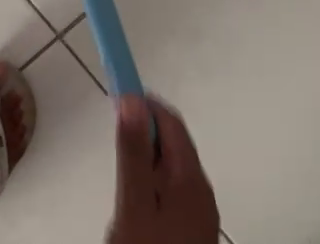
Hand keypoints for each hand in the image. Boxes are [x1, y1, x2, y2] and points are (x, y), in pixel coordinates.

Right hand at [108, 96, 219, 243]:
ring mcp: (201, 209)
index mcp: (190, 178)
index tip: (118, 94)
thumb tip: (132, 99)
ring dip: (149, 155)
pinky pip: (174, 187)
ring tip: (123, 169)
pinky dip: (155, 178)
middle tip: (117, 134)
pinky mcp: (194, 226)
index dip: (144, 102)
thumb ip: (133, 151)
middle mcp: (202, 189)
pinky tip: (139, 196)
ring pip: (173, 165)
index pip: (170, 121)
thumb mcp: (134, 201)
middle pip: (174, 142)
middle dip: (145, 130)